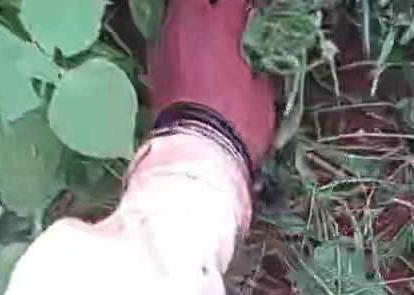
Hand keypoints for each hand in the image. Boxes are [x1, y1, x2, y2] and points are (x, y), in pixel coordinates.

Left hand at [149, 0, 275, 162]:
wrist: (197, 159)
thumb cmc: (233, 129)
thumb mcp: (261, 103)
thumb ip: (258, 80)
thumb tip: (258, 77)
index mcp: (218, 29)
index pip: (233, 0)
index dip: (243, 6)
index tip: (249, 12)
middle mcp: (187, 30)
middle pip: (193, 0)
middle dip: (207, 6)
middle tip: (217, 16)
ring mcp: (166, 51)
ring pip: (174, 20)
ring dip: (187, 26)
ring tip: (198, 38)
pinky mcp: (152, 76)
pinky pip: (164, 51)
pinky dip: (175, 54)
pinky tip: (184, 65)